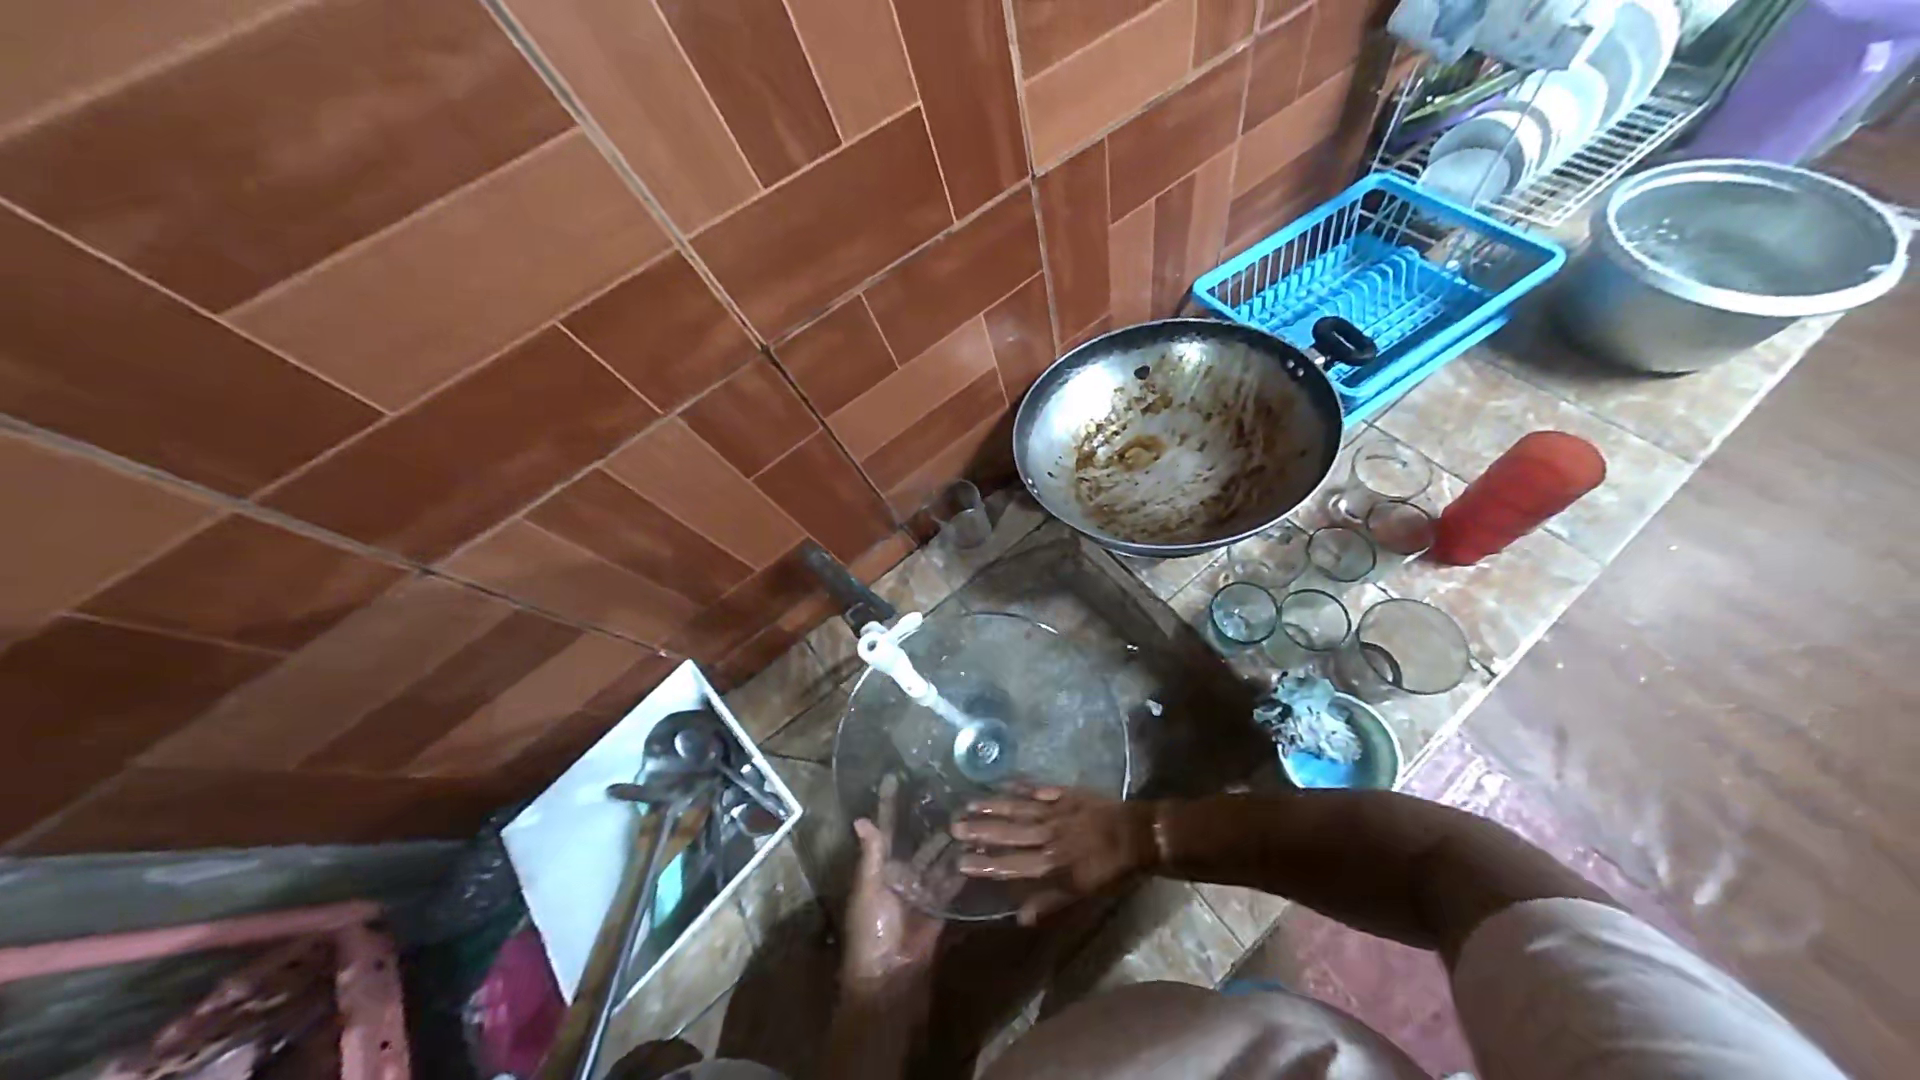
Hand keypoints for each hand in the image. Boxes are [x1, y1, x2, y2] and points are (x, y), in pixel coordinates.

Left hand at [841, 775, 952, 992]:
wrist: (889, 979)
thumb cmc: (871, 931)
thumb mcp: (868, 890)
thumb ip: (871, 855)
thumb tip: (860, 818)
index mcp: (880, 868)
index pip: (885, 829)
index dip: (889, 805)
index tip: (894, 777)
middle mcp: (902, 874)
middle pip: (918, 842)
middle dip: (931, 820)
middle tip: (951, 792)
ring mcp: (922, 890)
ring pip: (939, 859)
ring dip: (952, 841)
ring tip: (970, 814)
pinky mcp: (940, 906)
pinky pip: (953, 882)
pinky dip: (965, 868)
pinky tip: (980, 848)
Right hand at [949, 786, 1158, 925]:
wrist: (1138, 835)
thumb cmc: (1111, 871)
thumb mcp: (1084, 894)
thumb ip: (1052, 902)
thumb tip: (1019, 915)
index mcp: (1051, 865)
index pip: (1010, 865)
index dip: (985, 864)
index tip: (960, 861)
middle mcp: (1047, 837)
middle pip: (1008, 834)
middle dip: (980, 831)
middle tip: (954, 826)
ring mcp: (1054, 812)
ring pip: (1017, 809)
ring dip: (992, 807)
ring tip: (969, 804)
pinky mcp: (1064, 794)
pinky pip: (1037, 789)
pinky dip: (1019, 786)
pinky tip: (1002, 783)